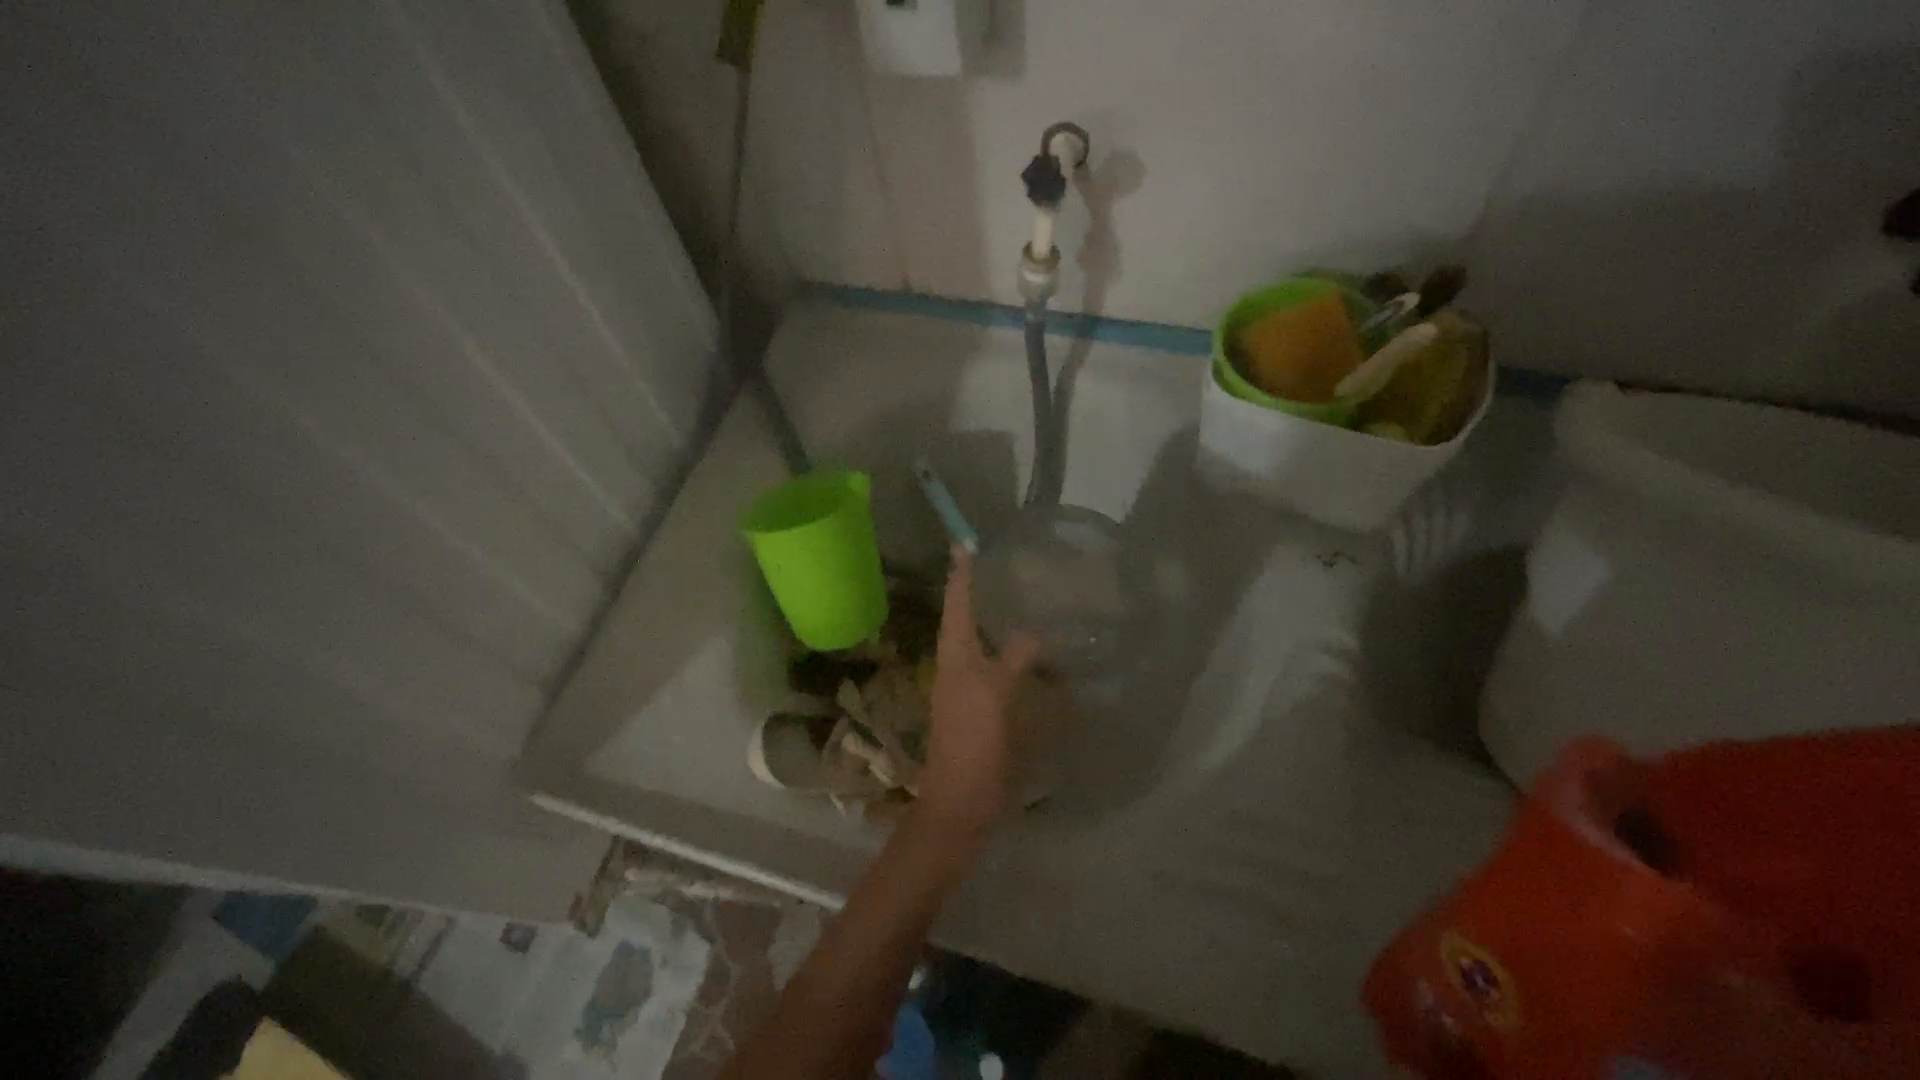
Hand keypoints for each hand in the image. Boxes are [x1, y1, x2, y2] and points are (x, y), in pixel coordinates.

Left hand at [917, 546, 1043, 833]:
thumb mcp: (996, 693)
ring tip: (1034, 608)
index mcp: (955, 657)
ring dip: (1004, 627)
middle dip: (984, 596)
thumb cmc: (974, 742)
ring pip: (987, 647)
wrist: (963, 800)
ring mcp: (971, 691)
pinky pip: (1004, 674)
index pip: (958, 604)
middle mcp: (959, 667)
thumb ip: (1016, 658)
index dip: (963, 575)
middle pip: (969, 622)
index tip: (966, 543)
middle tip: (1014, 572)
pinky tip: (1044, 662)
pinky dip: (1019, 660)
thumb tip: (1036, 634)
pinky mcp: (987, 713)